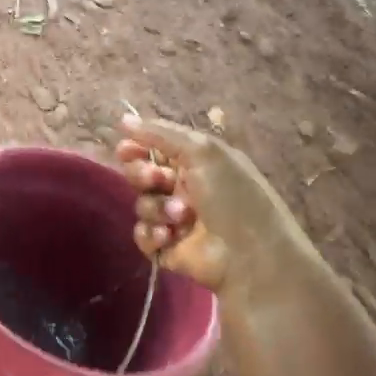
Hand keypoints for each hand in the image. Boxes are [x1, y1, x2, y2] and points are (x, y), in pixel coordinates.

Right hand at [116, 114, 314, 297]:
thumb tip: (122, 119)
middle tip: (156, 180)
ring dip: (156, 208)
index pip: (155, 148)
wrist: (252, 256)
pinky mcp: (167, 247)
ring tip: (181, 217)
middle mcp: (185, 188)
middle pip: (142, 174)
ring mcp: (175, 220)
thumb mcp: (203, 152)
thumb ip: (160, 133)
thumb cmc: (233, 197)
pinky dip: (151, 234)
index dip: (136, 148)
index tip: (125, 150)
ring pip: (142, 204)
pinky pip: (142, 235)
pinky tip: (168, 237)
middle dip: (143, 175)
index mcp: (197, 163)